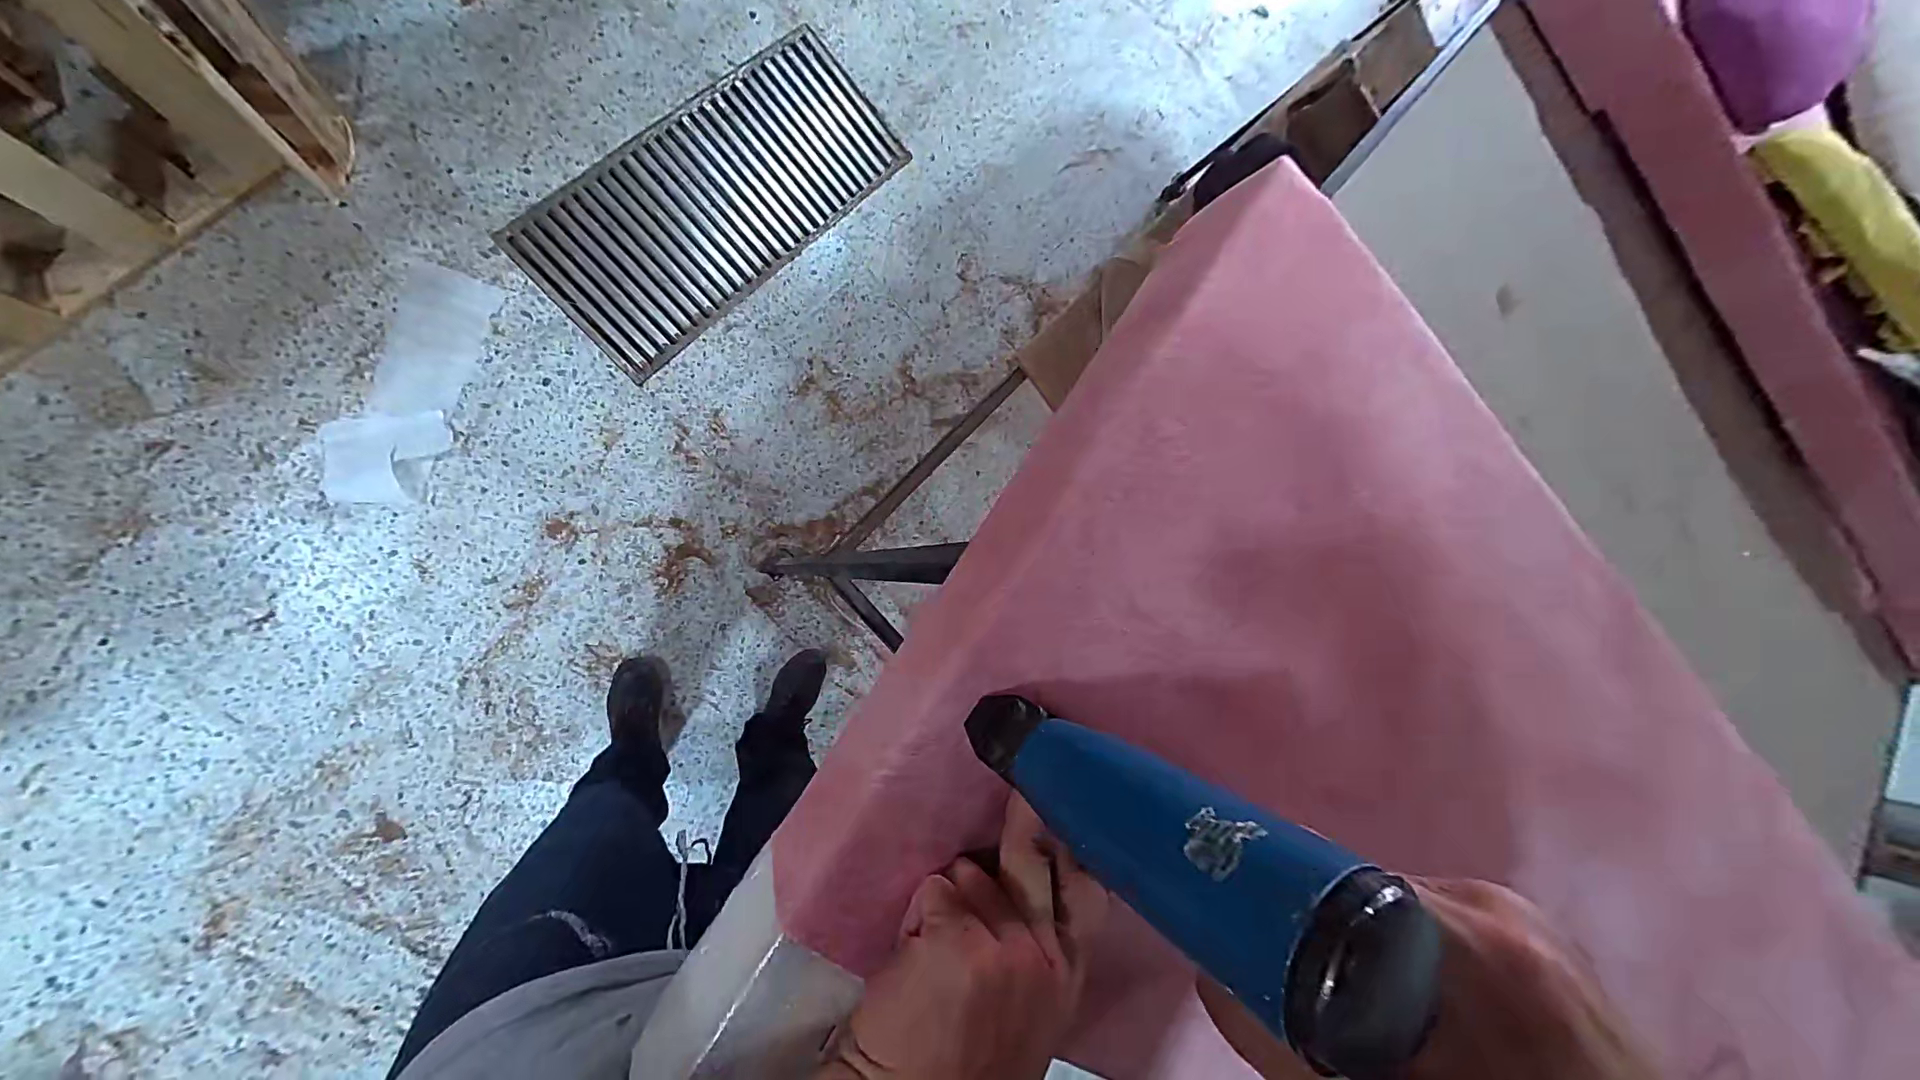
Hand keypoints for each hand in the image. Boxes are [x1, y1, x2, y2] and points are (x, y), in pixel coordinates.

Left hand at [814, 792, 1110, 1079]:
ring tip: (940, 942)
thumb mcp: (1032, 999)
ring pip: (969, 871)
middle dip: (1024, 815)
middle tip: (1021, 785)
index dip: (1073, 837)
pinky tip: (911, 954)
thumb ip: (1041, 938)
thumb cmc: (968, 1049)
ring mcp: (999, 942)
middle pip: (1034, 852)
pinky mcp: (950, 935)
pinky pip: (931, 888)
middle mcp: (1043, 953)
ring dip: (948, 896)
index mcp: (1068, 971)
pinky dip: (916, 912)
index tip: (1064, 796)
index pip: (1088, 886)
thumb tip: (1027, 870)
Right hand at [1199, 879, 1660, 1079]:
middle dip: (1328, 930)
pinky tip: (1425, 1014)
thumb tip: (1207, 977)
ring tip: (1372, 1009)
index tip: (1249, 919)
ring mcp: (1535, 924)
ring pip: (1405, 906)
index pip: (1339, 880)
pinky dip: (1415, 957)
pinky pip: (1445, 924)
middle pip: (1368, 892)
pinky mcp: (1550, 943)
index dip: (1284, 894)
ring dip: (1373, 947)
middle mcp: (1506, 911)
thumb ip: (1283, 1045)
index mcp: (1474, 943)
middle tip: (1306, 981)